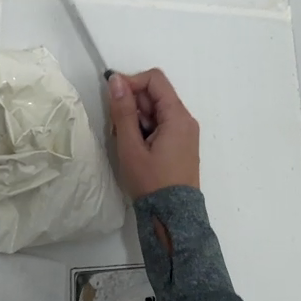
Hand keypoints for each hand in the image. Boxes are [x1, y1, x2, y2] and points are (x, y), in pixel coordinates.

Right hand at [108, 68, 199, 199]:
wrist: (173, 220)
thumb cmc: (151, 182)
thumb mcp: (131, 146)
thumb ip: (123, 111)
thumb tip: (116, 80)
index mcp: (177, 116)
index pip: (154, 79)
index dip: (132, 82)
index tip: (114, 98)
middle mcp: (185, 120)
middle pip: (155, 94)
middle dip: (133, 104)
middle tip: (118, 128)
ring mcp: (185, 133)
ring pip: (156, 109)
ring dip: (137, 118)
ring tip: (126, 142)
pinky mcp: (181, 144)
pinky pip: (161, 124)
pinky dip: (145, 128)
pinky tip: (136, 148)